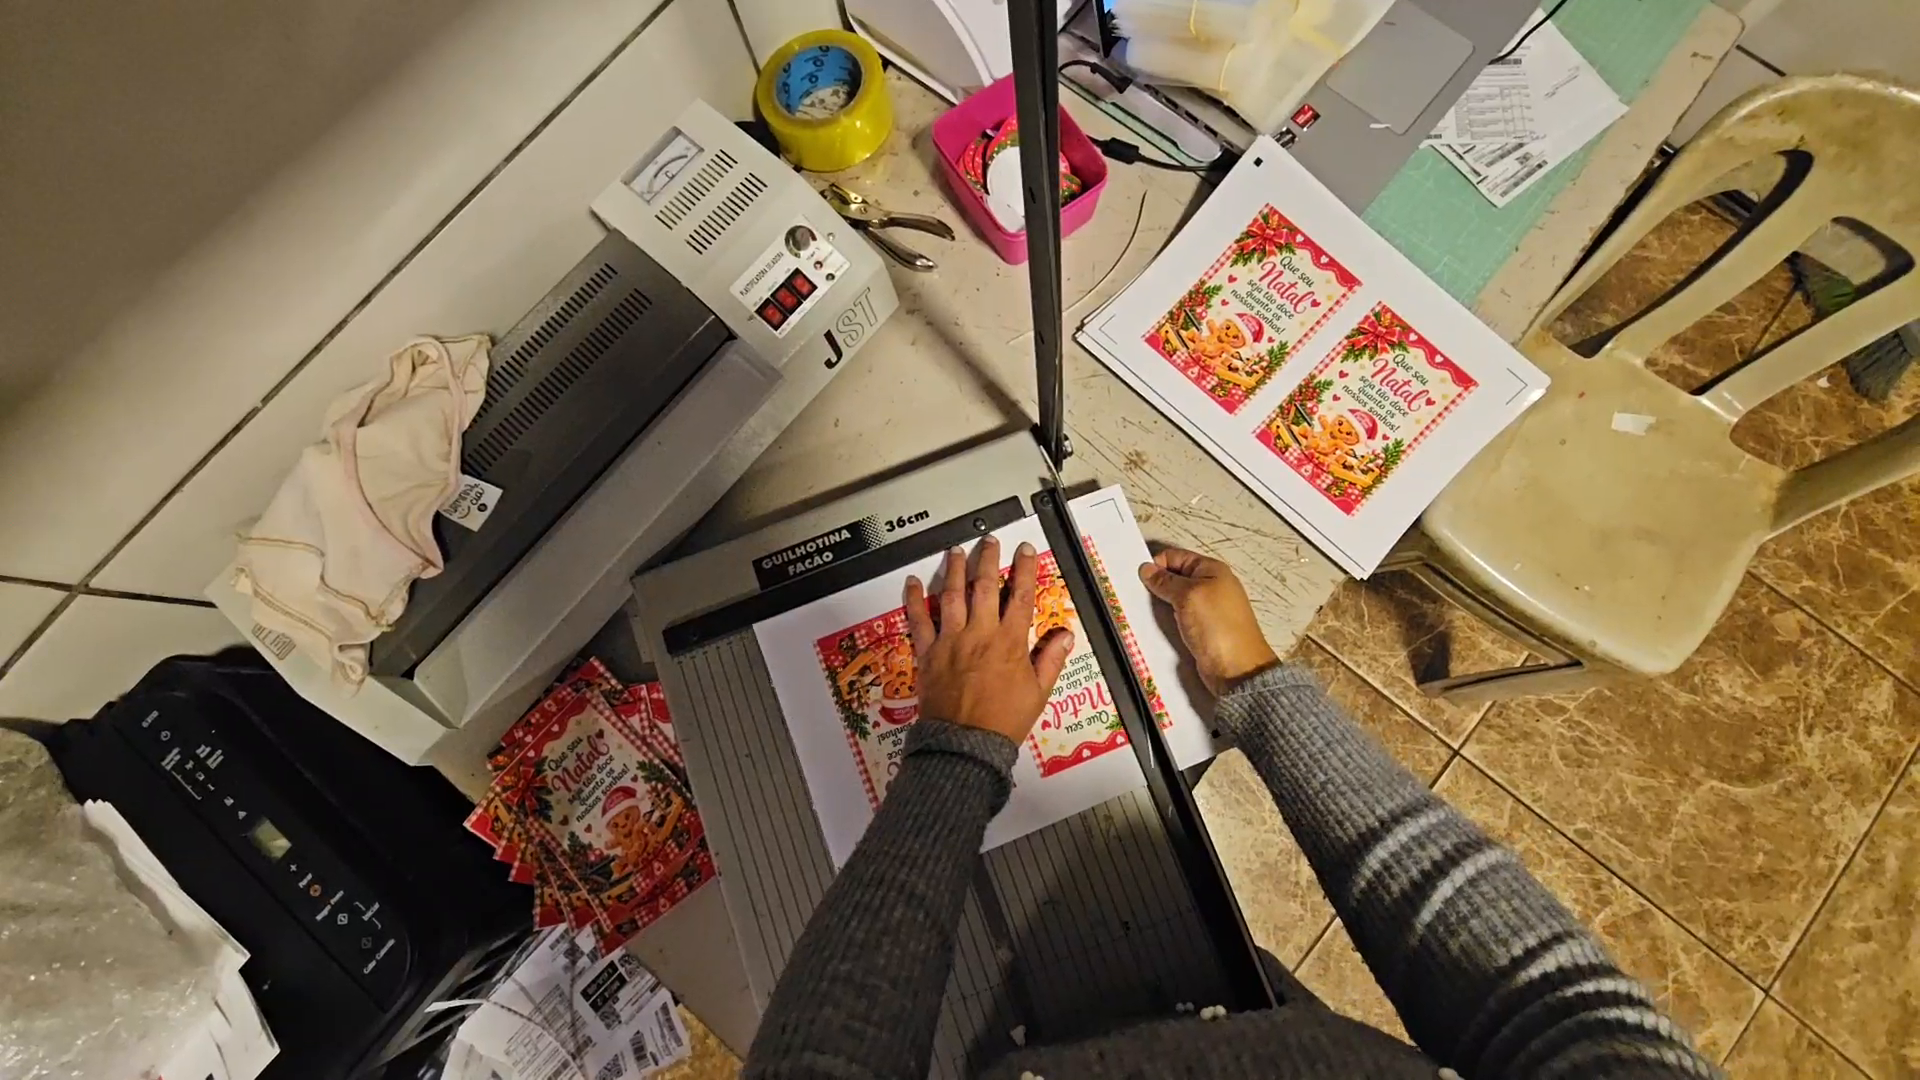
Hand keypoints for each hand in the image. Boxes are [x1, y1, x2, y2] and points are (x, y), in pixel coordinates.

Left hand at [904, 538, 1074, 744]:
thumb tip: (1066, 635)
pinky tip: (912, 582)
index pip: (1020, 596)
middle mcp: (980, 633)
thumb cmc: (1004, 721)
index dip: (1024, 569)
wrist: (966, 744)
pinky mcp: (928, 652)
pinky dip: (914, 600)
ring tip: (956, 551)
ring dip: (955, 570)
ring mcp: (951, 640)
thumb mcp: (1038, 693)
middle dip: (988, 559)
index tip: (1025, 550)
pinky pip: (918, 621)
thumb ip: (1050, 660)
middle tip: (989, 541)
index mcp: (1010, 642)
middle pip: (984, 587)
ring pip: (952, 596)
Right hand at [1138, 547, 1278, 696]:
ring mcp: (1204, 608)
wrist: (1236, 669)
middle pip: (1173, 577)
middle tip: (1137, 594)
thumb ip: (1165, 581)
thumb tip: (1147, 569)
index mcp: (1211, 570)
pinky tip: (1154, 624)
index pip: (1175, 556)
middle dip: (1155, 584)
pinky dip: (1164, 619)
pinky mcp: (1199, 628)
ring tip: (1143, 610)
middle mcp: (1209, 586)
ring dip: (1158, 603)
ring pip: (1172, 598)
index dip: (1156, 564)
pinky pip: (1176, 617)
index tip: (1140, 578)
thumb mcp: (1189, 596)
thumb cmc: (1218, 627)